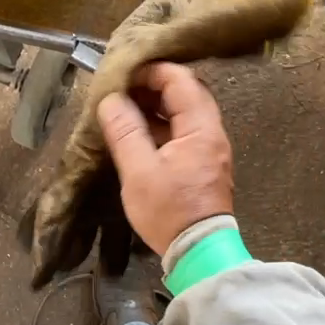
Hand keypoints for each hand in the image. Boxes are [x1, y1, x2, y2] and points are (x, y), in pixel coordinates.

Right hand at [95, 62, 234, 254]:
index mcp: (201, 128)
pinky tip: (139, 135)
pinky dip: (162, 127)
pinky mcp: (204, 166)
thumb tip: (111, 100)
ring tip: (125, 111)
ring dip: (156, 109)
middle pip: (186, 94)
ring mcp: (211, 150)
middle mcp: (213, 134)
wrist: (198, 252)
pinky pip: (184, 134)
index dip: (151, 71)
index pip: (180, 80)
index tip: (124, 76)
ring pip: (184, 115)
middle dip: (153, 87)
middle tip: (122, 91)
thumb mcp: (139, 171)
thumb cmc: (169, 211)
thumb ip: (125, 132)